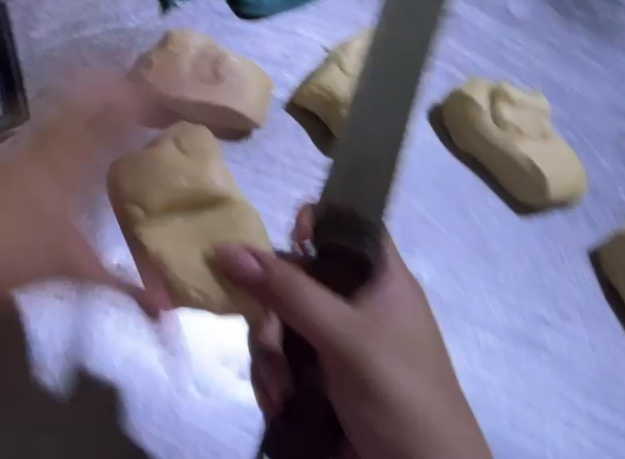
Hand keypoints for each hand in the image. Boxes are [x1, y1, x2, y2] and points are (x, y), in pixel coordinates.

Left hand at [0, 75, 161, 312]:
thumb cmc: (2, 248)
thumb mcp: (66, 267)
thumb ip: (118, 283)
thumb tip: (167, 309)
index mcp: (65, 161)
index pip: (105, 119)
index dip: (132, 101)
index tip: (161, 90)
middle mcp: (44, 148)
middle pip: (81, 107)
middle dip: (111, 93)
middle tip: (141, 87)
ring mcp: (19, 155)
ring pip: (61, 119)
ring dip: (87, 106)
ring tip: (112, 102)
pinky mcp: (1, 168)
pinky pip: (45, 135)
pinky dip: (66, 126)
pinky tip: (68, 146)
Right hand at [214, 207, 489, 458]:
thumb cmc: (400, 397)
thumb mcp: (344, 338)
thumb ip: (286, 290)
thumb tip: (224, 246)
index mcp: (379, 279)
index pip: (346, 224)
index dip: (315, 221)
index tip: (289, 242)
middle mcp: (355, 303)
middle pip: (294, 276)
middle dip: (271, 311)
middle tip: (270, 341)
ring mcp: (334, 342)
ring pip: (278, 319)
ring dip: (268, 353)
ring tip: (279, 389)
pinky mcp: (317, 379)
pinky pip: (277, 357)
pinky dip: (271, 377)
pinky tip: (277, 403)